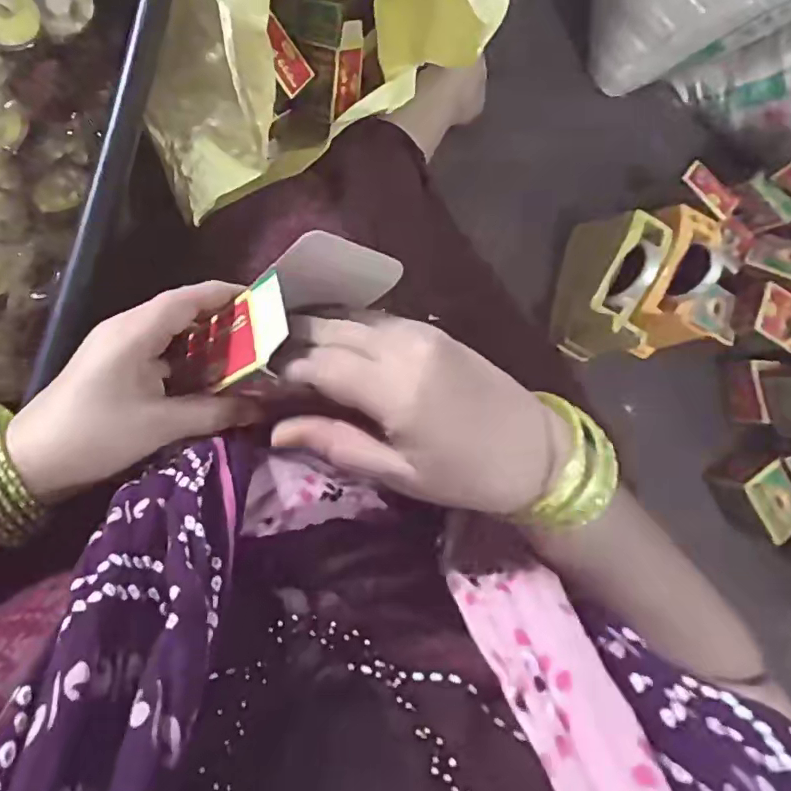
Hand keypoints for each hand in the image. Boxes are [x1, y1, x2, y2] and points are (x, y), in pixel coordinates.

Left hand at [5, 282, 260, 502]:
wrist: (30, 460)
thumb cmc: (95, 435)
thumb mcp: (159, 425)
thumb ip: (213, 412)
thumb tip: (259, 408)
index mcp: (134, 331)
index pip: (187, 297)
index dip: (225, 294)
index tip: (261, 300)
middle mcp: (125, 327)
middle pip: (180, 310)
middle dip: (220, 319)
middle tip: (260, 334)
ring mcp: (115, 344)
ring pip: (168, 331)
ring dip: (202, 340)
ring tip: (242, 354)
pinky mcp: (111, 363)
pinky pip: (155, 348)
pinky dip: (184, 357)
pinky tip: (205, 376)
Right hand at [270, 312, 568, 515]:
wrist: (537, 452)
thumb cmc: (465, 475)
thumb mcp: (397, 472)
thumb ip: (334, 443)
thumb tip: (275, 429)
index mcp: (394, 389)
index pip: (317, 363)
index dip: (280, 366)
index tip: (252, 374)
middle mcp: (402, 347)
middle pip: (327, 328)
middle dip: (288, 336)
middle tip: (258, 351)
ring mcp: (418, 331)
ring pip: (348, 315)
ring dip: (312, 324)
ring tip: (282, 340)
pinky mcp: (430, 328)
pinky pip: (372, 317)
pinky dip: (342, 323)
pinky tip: (326, 336)